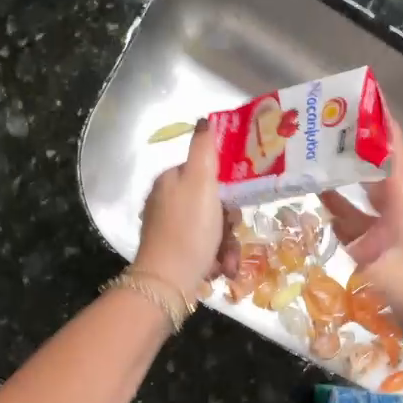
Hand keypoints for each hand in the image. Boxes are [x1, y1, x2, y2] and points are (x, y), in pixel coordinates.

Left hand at [133, 119, 229, 297]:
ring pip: (212, 229)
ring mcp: (169, 230)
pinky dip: (216, 260)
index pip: (204, 171)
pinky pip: (205, 250)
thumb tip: (205, 121)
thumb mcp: (200, 182)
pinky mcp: (174, 255)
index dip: (225, 186)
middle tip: (232, 233)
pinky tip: (220, 270)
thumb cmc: (188, 229)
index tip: (236, 200)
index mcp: (169, 181)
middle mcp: (166, 202)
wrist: (168, 282)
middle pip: (212, 203)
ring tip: (228, 262)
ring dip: (227, 245)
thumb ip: (204, 150)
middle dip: (228, 223)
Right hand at [318, 123, 402, 359]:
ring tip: (314, 158)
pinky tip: (321, 207)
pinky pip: (358, 227)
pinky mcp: (385, 257)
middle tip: (329, 124)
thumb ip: (363, 247)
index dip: (382, 131)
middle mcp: (398, 217)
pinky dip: (340, 214)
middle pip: (377, 173)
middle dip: (357, 147)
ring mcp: (391, 237)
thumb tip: (336, 224)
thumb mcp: (390, 275)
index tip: (369, 100)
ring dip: (344, 179)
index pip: (393, 161)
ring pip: (365, 199)